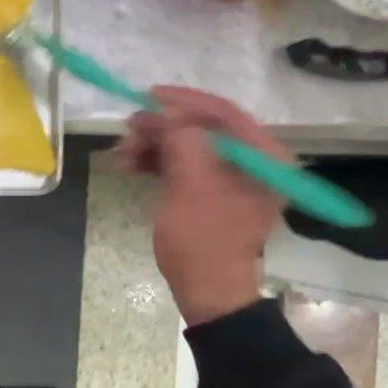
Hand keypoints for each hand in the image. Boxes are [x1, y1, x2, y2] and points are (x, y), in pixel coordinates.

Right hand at [116, 87, 289, 325]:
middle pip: (204, 129)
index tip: (147, 95)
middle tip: (127, 131)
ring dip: (154, 145)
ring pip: (189, 147)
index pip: (225, 113)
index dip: (184, 101)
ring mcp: (233, 180)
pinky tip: (130, 165)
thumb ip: (181, 138)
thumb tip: (165, 110)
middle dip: (162, 127)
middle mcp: (256, 163)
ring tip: (121, 153)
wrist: (208, 292)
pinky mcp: (212, 195)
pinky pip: (185, 167)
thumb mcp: (190, 184)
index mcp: (265, 157)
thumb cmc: (203, 239)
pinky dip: (158, 163)